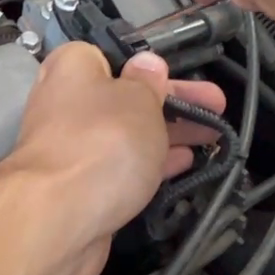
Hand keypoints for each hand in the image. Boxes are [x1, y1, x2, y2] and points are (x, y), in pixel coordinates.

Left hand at [0, 43, 225, 274]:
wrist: (57, 218)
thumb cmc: (102, 142)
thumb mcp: (138, 100)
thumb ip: (148, 82)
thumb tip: (148, 63)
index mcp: (74, 66)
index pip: (116, 56)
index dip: (153, 68)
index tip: (186, 76)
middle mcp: (66, 100)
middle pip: (126, 95)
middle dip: (172, 102)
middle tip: (216, 106)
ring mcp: (71, 145)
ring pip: (127, 132)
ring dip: (167, 133)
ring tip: (212, 135)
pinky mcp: (78, 185)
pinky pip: (121, 165)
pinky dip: (150, 162)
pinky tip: (184, 163)